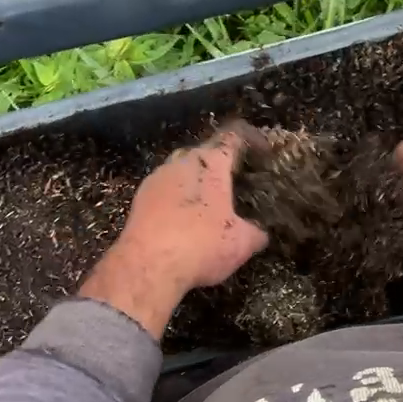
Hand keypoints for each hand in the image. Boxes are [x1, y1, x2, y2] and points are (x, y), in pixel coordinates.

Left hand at [79, 131, 268, 338]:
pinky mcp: (140, 199)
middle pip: (205, 154)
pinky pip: (165, 193)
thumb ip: (255, 233)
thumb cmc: (201, 245)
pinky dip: (177, 203)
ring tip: (207, 208)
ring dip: (196, 185)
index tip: (263, 152)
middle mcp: (182, 161)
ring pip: (182, 172)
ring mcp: (157, 178)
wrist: (149, 264)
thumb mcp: (240, 244)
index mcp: (211, 163)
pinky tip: (182, 224)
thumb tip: (260, 233)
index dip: (251, 140)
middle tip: (234, 186)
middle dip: (220, 167)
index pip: (234, 137)